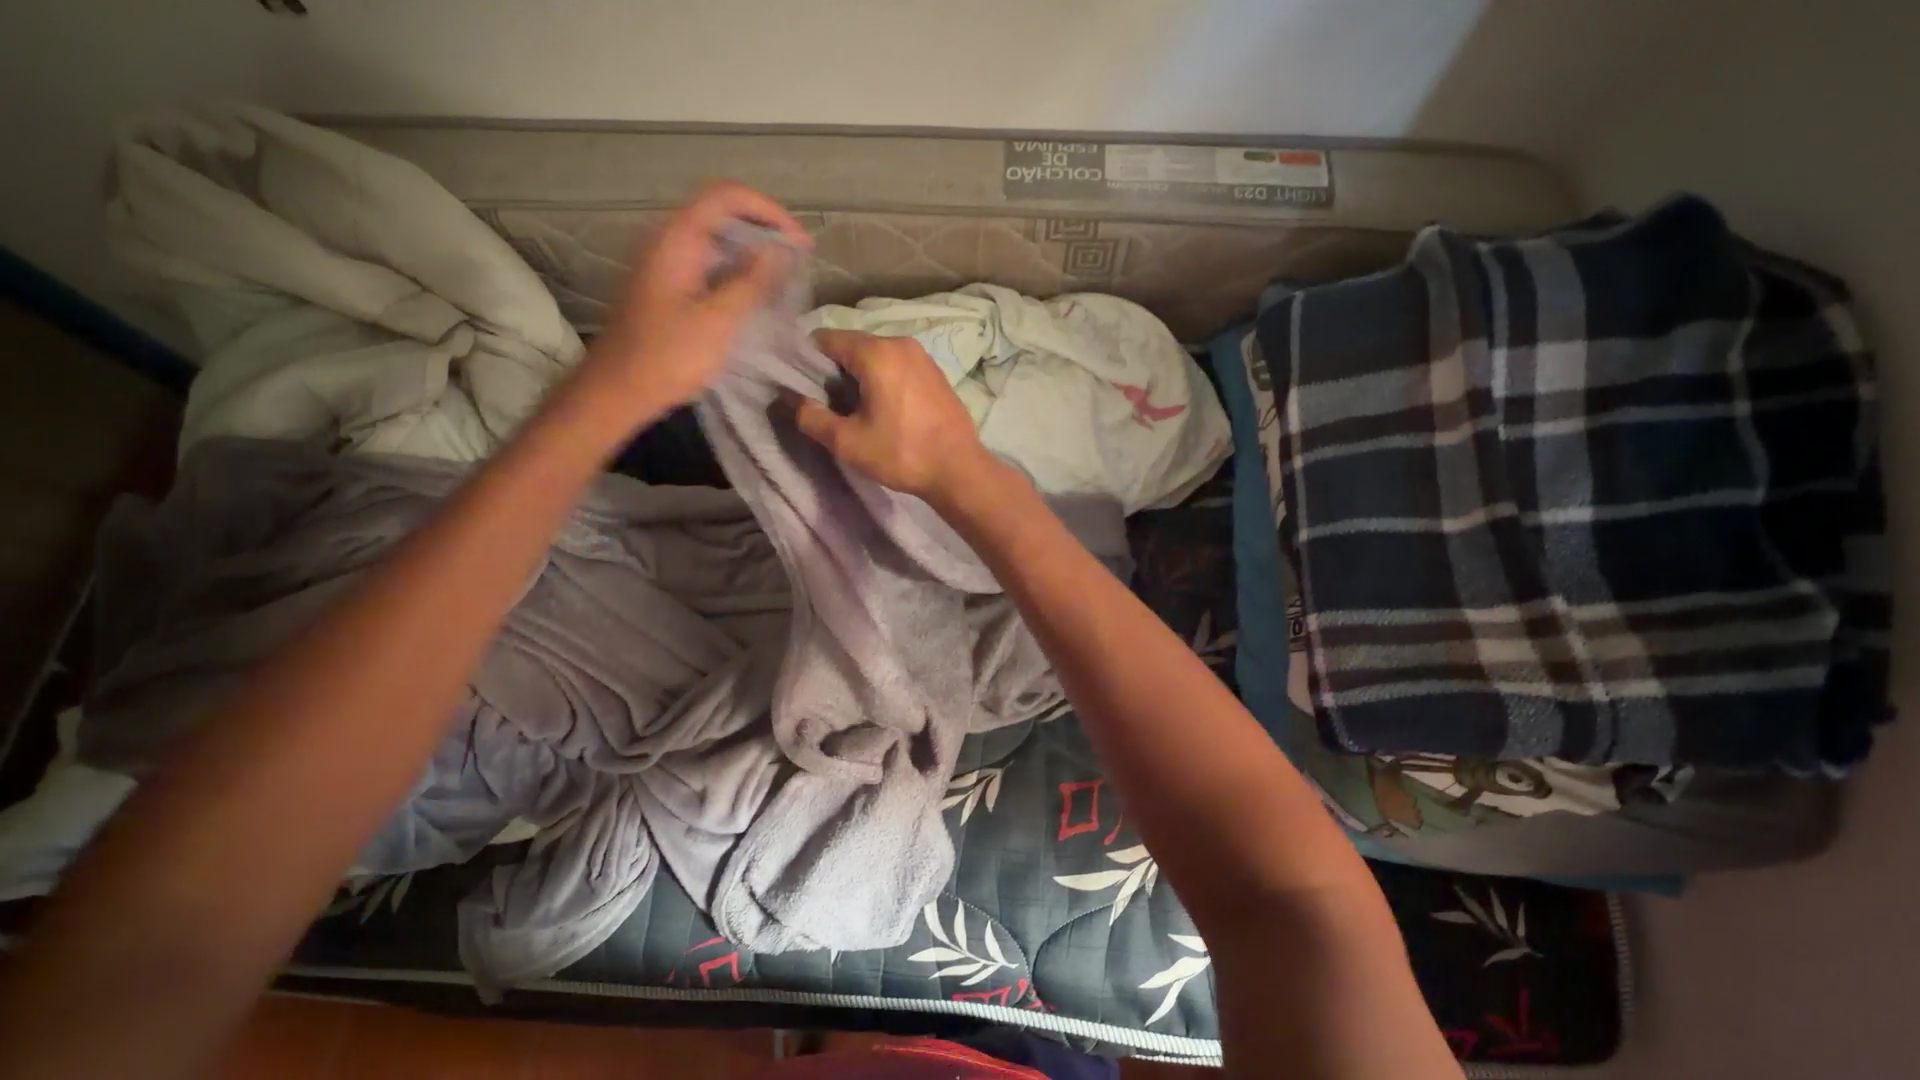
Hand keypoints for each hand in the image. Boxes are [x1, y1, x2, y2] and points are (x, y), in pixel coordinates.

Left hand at [583, 181, 809, 413]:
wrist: (617, 392)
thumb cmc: (667, 358)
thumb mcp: (719, 320)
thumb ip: (752, 281)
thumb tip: (780, 250)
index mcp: (677, 240)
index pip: (727, 196)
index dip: (768, 210)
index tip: (799, 242)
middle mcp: (668, 241)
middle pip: (722, 213)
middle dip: (764, 230)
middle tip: (798, 259)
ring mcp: (665, 265)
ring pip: (716, 241)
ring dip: (752, 253)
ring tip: (785, 277)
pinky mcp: (668, 288)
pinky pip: (708, 265)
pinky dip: (736, 272)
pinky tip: (757, 296)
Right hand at [790, 329, 1000, 502]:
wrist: (959, 470)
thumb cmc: (901, 453)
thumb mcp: (847, 441)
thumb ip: (811, 417)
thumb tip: (791, 400)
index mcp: (876, 352)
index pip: (826, 339)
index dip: (807, 360)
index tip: (802, 387)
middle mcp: (900, 343)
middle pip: (852, 346)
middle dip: (834, 370)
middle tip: (826, 404)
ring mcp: (921, 356)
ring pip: (875, 356)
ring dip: (859, 377)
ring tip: (853, 410)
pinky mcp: (934, 372)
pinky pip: (896, 366)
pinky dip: (882, 380)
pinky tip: (882, 409)